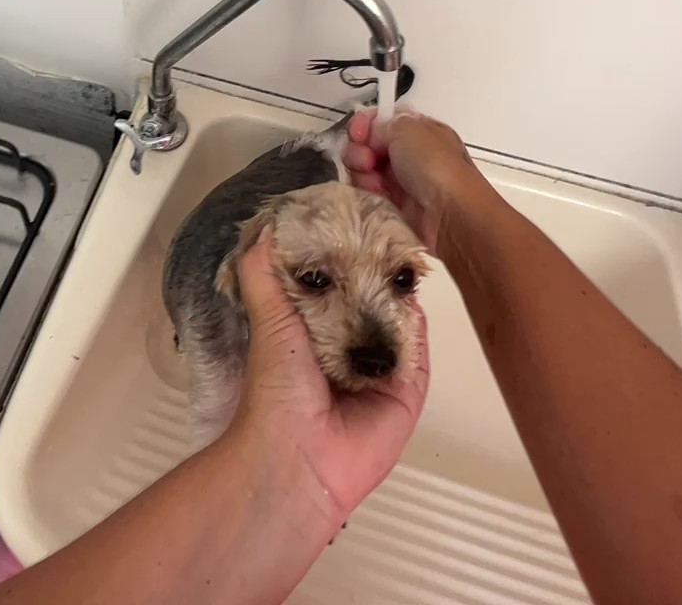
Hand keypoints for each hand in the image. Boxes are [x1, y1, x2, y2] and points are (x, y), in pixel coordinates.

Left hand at [222, 229, 429, 527]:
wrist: (299, 456)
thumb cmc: (277, 389)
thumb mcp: (267, 318)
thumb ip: (263, 274)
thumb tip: (262, 228)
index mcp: (316, 332)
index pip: (338, 288)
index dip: (345, 260)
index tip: (352, 225)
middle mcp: (349, 347)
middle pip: (373, 302)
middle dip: (378, 274)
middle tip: (388, 235)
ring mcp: (380, 370)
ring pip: (399, 322)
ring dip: (399, 295)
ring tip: (403, 258)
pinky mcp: (407, 391)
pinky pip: (419, 353)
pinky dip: (417, 326)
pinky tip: (412, 296)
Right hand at [343, 109, 487, 265]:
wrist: (450, 213)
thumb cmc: (435, 165)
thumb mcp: (408, 128)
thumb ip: (381, 124)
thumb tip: (369, 136)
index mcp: (419, 130)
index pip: (382, 120)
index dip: (365, 123)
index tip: (357, 133)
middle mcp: (409, 153)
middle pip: (368, 144)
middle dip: (359, 149)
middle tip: (366, 159)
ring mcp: (401, 179)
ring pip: (364, 168)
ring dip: (361, 171)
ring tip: (372, 179)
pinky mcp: (393, 203)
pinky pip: (367, 190)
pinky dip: (365, 189)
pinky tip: (374, 191)